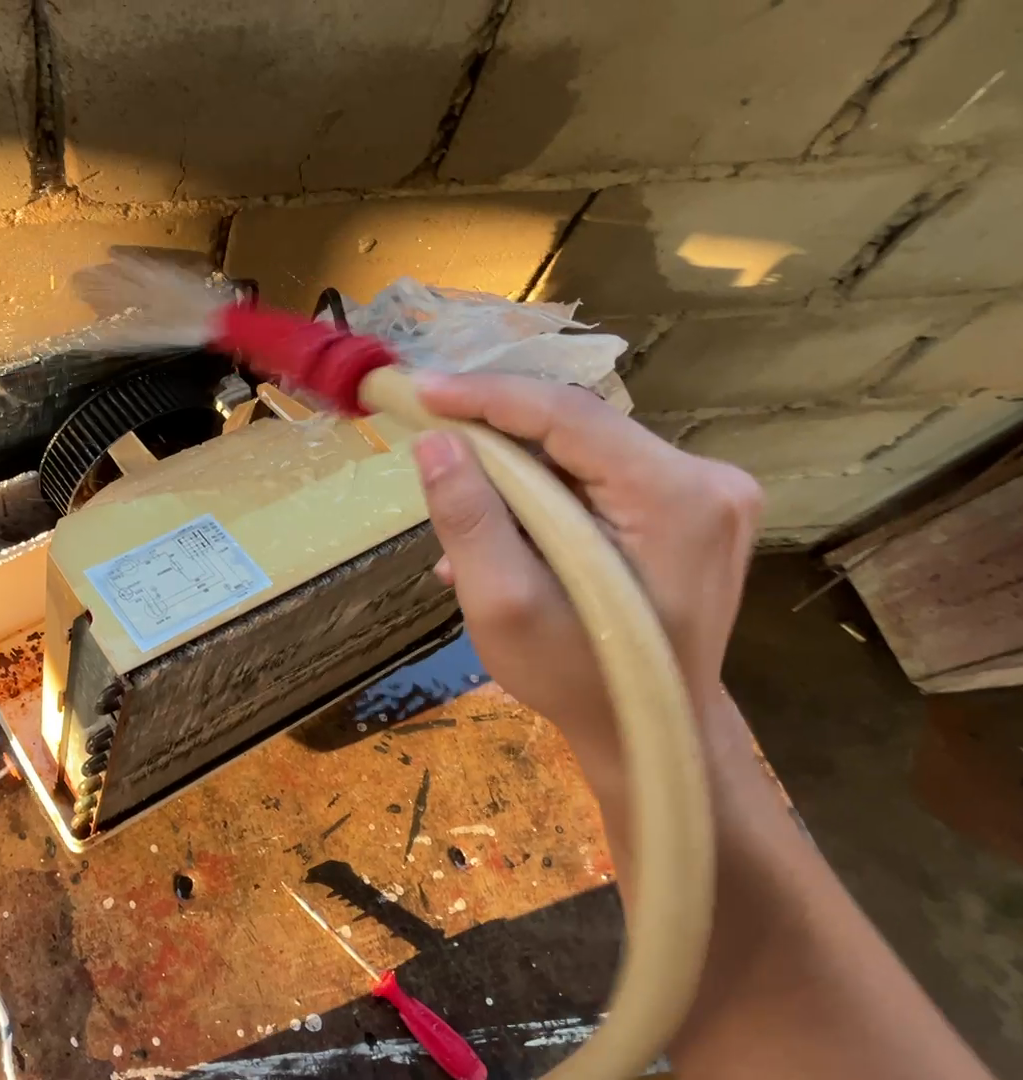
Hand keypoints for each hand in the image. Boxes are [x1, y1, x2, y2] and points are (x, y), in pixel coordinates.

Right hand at [408, 373, 764, 770]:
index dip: (486, 396)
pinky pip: (594, 477)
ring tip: (460, 522)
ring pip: (579, 451)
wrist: (650, 733)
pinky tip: (502, 537)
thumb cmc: (576, 678)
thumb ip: (470, 519)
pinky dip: (539, 494)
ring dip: (510, 473)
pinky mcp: (689, 509)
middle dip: (493, 437)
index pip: (568, 415)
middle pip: (576, 428)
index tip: (418, 391)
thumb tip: (433, 442)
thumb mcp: (504, 605)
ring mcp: (704, 494)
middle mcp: (705, 480)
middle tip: (426, 446)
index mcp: (674, 499)